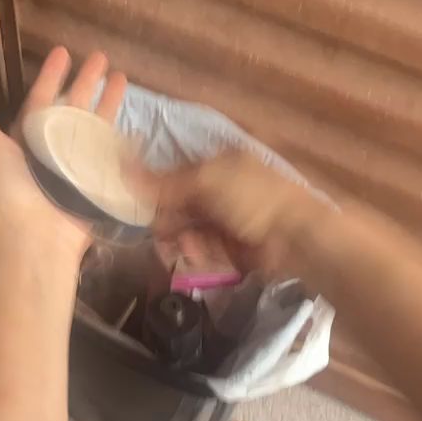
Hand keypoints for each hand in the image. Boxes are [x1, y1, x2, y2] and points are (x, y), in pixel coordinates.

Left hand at [0, 48, 126, 266]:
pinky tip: (136, 127)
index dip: (51, 75)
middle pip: (73, 108)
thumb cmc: (7, 183)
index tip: (63, 51)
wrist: (35, 229)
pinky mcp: (98, 182)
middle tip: (102, 55)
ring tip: (122, 76)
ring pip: (96, 126)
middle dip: (86, 81)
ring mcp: (78, 165)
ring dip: (109, 102)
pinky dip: (125, 142)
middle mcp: (52, 148)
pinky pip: (114, 157)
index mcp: (26, 137)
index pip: (41, 97)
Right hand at [152, 152, 330, 275]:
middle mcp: (221, 190)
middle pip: (179, 206)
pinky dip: (197, 253)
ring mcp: (227, 221)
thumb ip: (165, 182)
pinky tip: (196, 255)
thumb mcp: (207, 181)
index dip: (155, 189)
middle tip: (158, 233)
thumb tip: (124, 171)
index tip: (136, 203)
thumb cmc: (254, 198)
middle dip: (166, 220)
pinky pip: (204, 250)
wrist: (297, 238)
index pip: (176, 174)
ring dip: (180, 239)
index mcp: (219, 165)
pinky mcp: (231, 248)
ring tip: (183, 248)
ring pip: (188, 230)